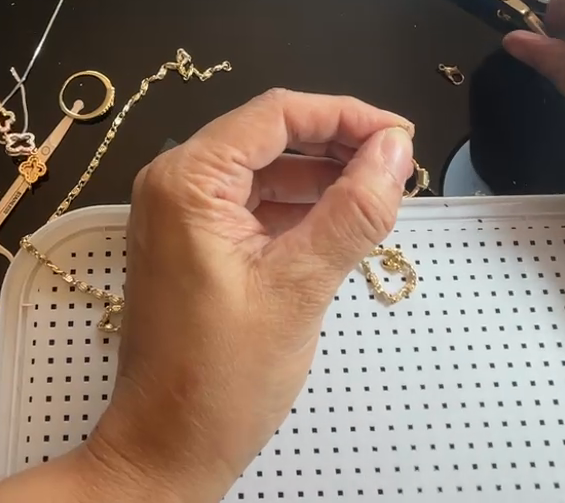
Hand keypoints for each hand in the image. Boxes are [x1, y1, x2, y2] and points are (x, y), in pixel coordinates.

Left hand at [85, 90, 417, 502]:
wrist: (165, 450)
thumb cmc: (221, 378)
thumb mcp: (300, 287)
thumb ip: (353, 211)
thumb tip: (395, 151)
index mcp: (187, 178)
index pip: (275, 114)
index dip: (344, 114)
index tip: (399, 135)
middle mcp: (176, 178)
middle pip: (269, 133)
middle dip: (336, 142)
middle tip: (398, 162)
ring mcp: (181, 207)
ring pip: (265, 165)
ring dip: (321, 173)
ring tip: (380, 190)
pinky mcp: (192, 234)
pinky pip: (253, 199)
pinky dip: (298, 203)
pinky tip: (340, 215)